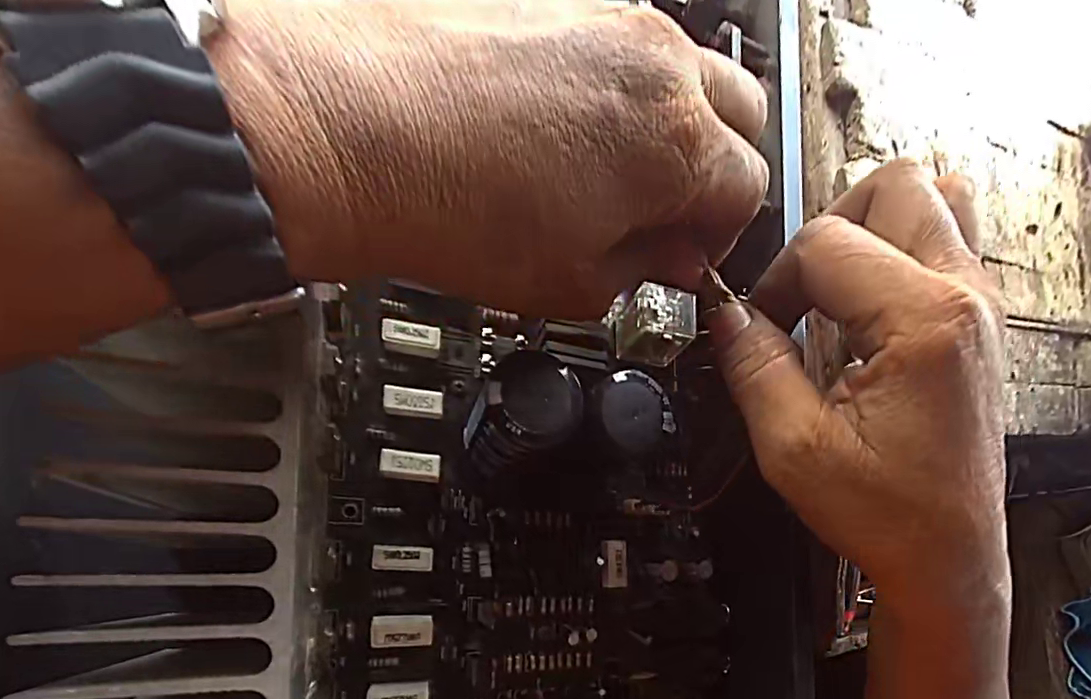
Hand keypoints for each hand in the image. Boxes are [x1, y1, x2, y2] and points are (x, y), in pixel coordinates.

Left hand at [214, 0, 769, 317]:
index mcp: (676, 143)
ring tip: (623, 175)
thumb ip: (649, 267)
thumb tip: (679, 258)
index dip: (723, 235)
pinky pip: (624, 47)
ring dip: (679, 128)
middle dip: (721, 172)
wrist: (341, 129)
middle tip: (674, 213)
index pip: (749, 190)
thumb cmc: (453, 210)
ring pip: (690, 72)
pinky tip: (580, 135)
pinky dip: (626, 94)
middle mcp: (656, 63)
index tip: (686, 255)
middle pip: (742, 116)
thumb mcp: (578, 281)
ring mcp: (606, 16)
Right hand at [707, 162, 1046, 698]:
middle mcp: (967, 294)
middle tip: (803, 290)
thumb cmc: (883, 514)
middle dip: (831, 223)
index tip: (759, 333)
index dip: (775, 280)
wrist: (951, 558)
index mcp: (924, 319)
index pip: (827, 243)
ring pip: (935, 200)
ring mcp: (984, 307)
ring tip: (839, 290)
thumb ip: (754, 367)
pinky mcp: (983, 328)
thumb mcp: (795, 450)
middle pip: (896, 183)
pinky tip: (872, 312)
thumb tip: (727, 314)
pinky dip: (902, 254)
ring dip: (874, 228)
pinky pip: (950, 245)